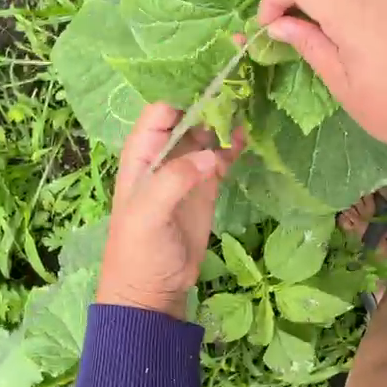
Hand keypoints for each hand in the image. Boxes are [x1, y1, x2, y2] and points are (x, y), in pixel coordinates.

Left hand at [97, 103, 245, 317]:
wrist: (152, 290)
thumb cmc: (139, 251)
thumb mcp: (148, 214)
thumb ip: (174, 180)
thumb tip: (208, 156)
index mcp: (141, 155)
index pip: (159, 113)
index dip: (182, 101)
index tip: (211, 96)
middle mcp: (163, 156)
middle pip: (187, 117)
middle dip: (210, 104)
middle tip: (239, 96)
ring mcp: (186, 171)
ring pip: (206, 134)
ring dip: (224, 122)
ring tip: (247, 112)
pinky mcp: (206, 187)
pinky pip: (220, 157)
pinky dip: (233, 145)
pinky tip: (247, 137)